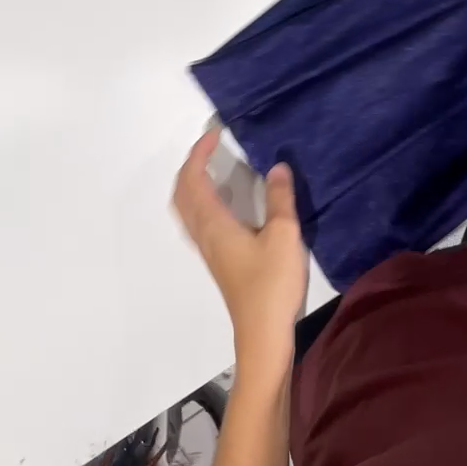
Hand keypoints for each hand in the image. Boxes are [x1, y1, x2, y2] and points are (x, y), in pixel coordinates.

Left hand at [173, 129, 309, 369]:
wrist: (263, 332)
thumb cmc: (272, 283)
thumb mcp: (285, 235)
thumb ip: (281, 198)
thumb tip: (277, 167)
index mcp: (214, 222)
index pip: (194, 178)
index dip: (200, 152)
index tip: (216, 132)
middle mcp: (203, 233)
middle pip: (181, 192)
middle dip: (191, 164)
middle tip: (212, 147)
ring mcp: (208, 249)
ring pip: (186, 208)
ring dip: (192, 183)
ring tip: (214, 168)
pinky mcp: (218, 260)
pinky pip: (197, 220)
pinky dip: (202, 200)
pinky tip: (225, 203)